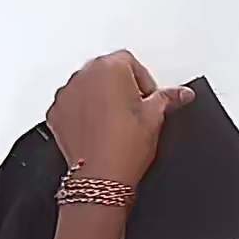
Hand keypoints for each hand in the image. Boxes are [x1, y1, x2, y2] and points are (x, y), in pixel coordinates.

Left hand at [46, 51, 192, 186]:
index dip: (143, 80)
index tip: (147, 99)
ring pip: (88, 86)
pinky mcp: (56, 113)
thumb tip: (182, 93)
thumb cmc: (125, 146)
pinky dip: (82, 112)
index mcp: (110, 68)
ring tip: (115, 123)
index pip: (129, 61)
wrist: (100, 177)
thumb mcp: (155, 117)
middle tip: (133, 110)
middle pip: (106, 70)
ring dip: (100, 97)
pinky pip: (72, 104)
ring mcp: (67, 94)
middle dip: (120, 86)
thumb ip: (168, 97)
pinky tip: (98, 130)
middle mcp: (84, 76)